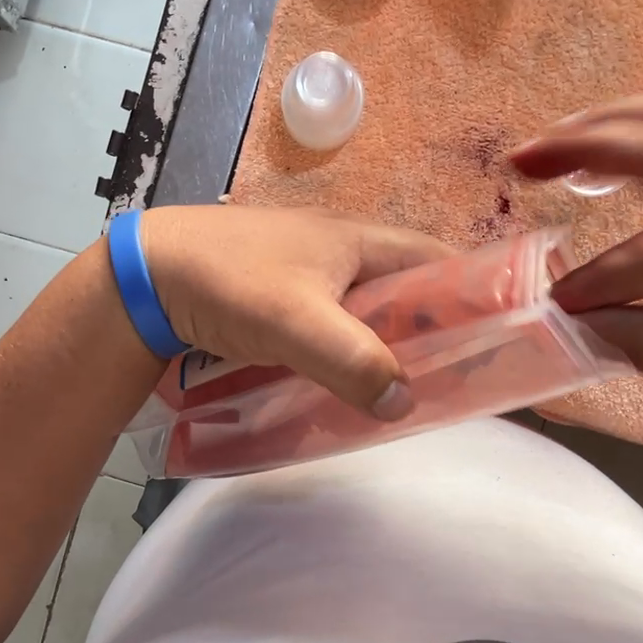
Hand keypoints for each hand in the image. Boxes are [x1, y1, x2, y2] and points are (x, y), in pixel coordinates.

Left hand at [139, 205, 453, 420]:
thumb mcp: (297, 322)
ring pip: (365, 313)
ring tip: (398, 393)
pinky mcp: (278, 300)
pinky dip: (343, 353)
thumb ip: (354, 361)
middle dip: (429, 332)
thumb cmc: (229, 283)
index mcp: (359, 239)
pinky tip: (342, 386)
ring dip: (382, 348)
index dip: (474, 291)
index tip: (495, 337)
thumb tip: (405, 403)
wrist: (146, 275)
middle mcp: (340, 251)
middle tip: (446, 380)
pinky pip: (329, 328)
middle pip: (405, 291)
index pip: (439, 258)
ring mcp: (306, 275)